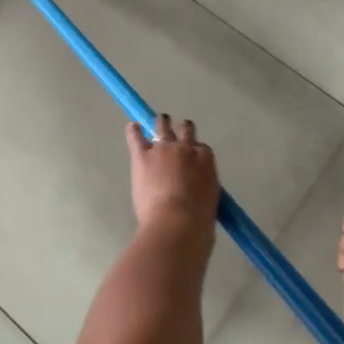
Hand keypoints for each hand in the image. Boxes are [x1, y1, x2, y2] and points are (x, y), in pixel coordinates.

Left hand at [126, 114, 218, 235]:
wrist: (177, 222)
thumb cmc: (198, 220)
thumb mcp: (210, 200)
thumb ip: (202, 188)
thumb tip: (196, 191)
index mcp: (205, 160)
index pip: (202, 149)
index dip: (195, 153)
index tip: (191, 159)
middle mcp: (185, 148)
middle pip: (185, 131)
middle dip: (182, 130)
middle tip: (177, 133)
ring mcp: (163, 149)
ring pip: (162, 127)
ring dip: (161, 124)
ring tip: (159, 121)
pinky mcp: (142, 155)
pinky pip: (137, 137)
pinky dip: (134, 131)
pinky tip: (133, 127)